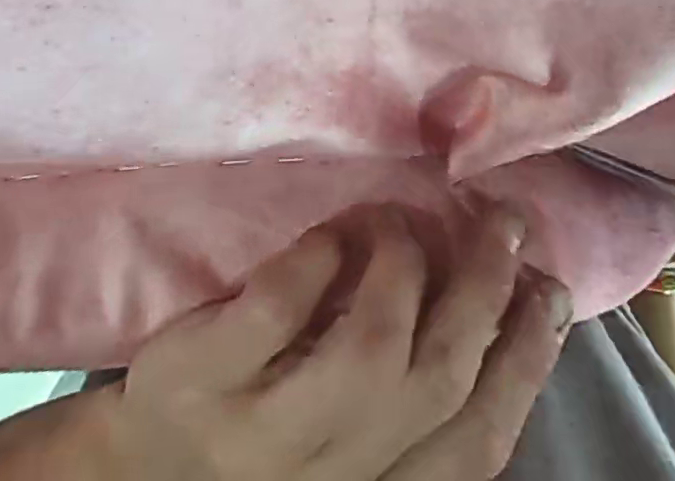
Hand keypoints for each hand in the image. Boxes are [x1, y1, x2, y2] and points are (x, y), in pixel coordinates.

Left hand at [0, 204, 572, 480]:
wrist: (125, 476)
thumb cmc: (259, 439)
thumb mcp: (346, 444)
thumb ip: (411, 397)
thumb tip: (495, 308)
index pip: (477, 441)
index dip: (526, 360)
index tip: (549, 288)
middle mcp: (331, 480)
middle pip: (437, 381)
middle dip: (483, 288)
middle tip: (502, 220)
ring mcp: (261, 438)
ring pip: (372, 349)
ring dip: (402, 263)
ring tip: (405, 219)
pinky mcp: (197, 381)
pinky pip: (278, 306)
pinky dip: (320, 255)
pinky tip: (337, 230)